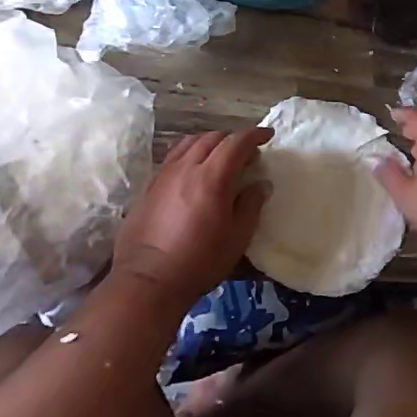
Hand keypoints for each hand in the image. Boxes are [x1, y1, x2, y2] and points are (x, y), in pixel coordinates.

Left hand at [115, 127, 272, 305]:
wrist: (148, 281)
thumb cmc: (201, 259)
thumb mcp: (238, 236)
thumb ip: (252, 204)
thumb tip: (260, 184)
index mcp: (212, 176)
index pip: (236, 142)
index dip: (255, 135)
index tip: (268, 136)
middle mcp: (186, 168)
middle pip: (212, 138)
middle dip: (233, 140)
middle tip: (247, 154)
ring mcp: (163, 176)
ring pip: (188, 144)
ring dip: (209, 144)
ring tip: (219, 158)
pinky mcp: (148, 188)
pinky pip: (173, 159)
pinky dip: (190, 156)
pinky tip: (193, 174)